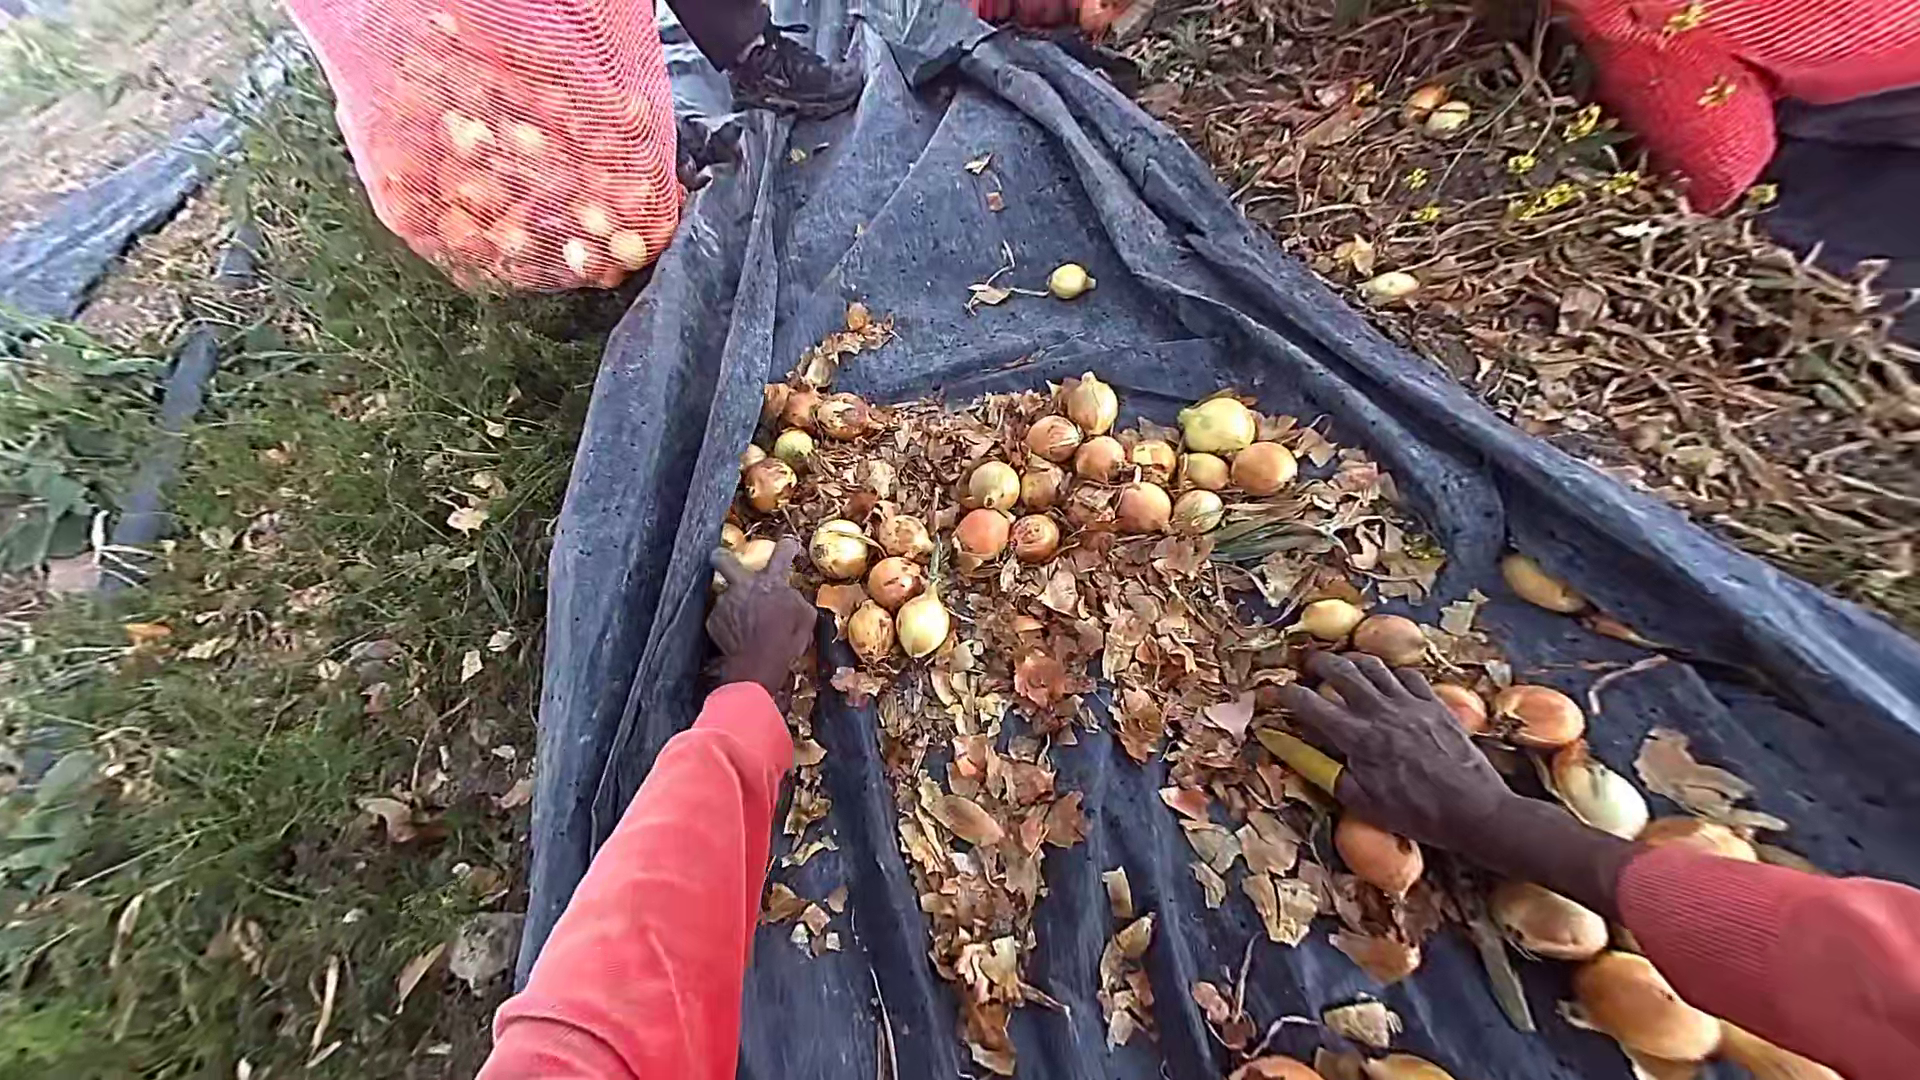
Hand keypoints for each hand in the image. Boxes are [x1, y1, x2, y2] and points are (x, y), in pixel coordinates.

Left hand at [707, 538, 815, 695]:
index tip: (788, 543)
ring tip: (744, 625)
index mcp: (772, 583)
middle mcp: (745, 586)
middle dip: (721, 557)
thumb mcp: (806, 617)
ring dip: (734, 607)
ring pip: (727, 597)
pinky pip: (721, 618)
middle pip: (725, 560)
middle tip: (720, 558)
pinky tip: (738, 636)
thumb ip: (796, 600)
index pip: (781, 555)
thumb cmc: (786, 639)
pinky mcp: (713, 619)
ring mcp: (726, 602)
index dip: (786, 546)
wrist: (758, 661)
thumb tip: (789, 597)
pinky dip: (728, 625)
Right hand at [1277, 651, 1632, 916]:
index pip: (1306, 701)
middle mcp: (1379, 711)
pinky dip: (1390, 674)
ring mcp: (1409, 704)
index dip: (1284, 694)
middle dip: (1315, 663)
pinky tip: (1385, 684)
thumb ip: (1320, 768)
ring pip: (1372, 664)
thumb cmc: (1414, 812)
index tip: (1276, 695)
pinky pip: (1407, 674)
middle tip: (1308, 669)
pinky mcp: (1435, 704)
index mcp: (1356, 736)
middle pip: (1338, 668)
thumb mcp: (1359, 799)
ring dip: (1351, 661)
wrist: (1479, 814)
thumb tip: (1287, 747)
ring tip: (1343, 668)